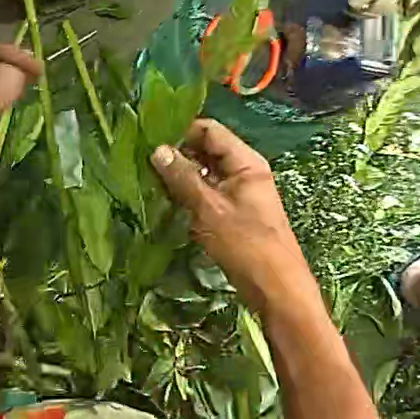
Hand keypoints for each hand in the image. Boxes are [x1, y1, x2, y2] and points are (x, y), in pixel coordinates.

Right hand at [149, 119, 318, 310]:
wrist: (275, 288)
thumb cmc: (246, 244)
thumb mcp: (210, 208)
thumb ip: (183, 177)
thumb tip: (157, 150)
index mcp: (245, 162)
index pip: (210, 131)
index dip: (181, 132)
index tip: (151, 141)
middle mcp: (243, 171)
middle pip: (206, 150)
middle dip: (177, 155)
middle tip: (144, 163)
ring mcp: (237, 193)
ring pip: (203, 174)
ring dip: (180, 177)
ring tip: (148, 181)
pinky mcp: (231, 213)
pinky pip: (205, 194)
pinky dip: (187, 195)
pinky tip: (164, 202)